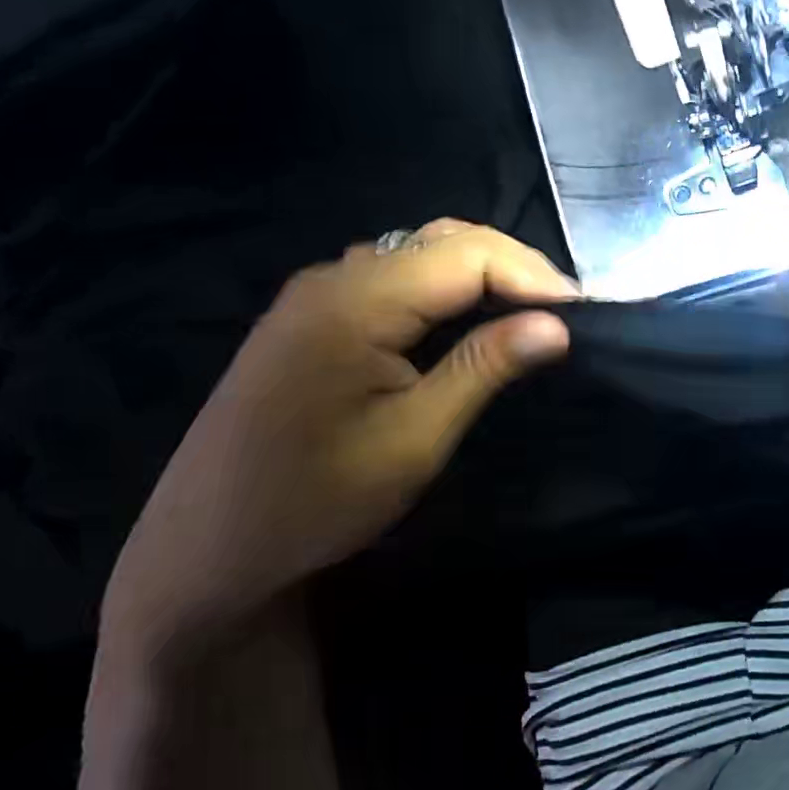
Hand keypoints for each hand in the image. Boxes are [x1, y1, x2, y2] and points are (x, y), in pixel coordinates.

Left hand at [101, 220, 576, 662]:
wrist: (207, 549)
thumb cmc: (317, 497)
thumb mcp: (416, 436)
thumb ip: (485, 367)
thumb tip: (559, 326)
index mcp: (356, 300)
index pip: (467, 253)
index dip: (532, 275)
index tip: (580, 317)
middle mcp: (335, 278)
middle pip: (444, 240)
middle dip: (514, 267)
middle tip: (562, 315)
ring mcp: (319, 296)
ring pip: (421, 254)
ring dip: (483, 274)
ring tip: (530, 315)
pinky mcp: (315, 318)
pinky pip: (397, 278)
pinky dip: (448, 289)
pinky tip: (471, 323)